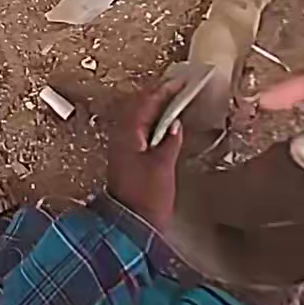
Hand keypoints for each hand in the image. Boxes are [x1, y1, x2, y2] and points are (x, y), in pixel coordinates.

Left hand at [106, 80, 184, 226]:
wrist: (130, 224)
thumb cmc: (146, 197)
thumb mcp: (162, 167)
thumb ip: (169, 142)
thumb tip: (175, 124)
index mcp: (128, 133)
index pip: (146, 102)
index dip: (165, 89)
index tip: (182, 81)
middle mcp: (121, 135)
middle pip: (139, 104)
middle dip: (158, 92)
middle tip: (179, 84)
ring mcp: (122, 144)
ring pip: (138, 115)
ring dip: (155, 104)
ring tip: (175, 97)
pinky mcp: (127, 154)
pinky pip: (139, 127)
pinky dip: (153, 119)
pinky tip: (165, 122)